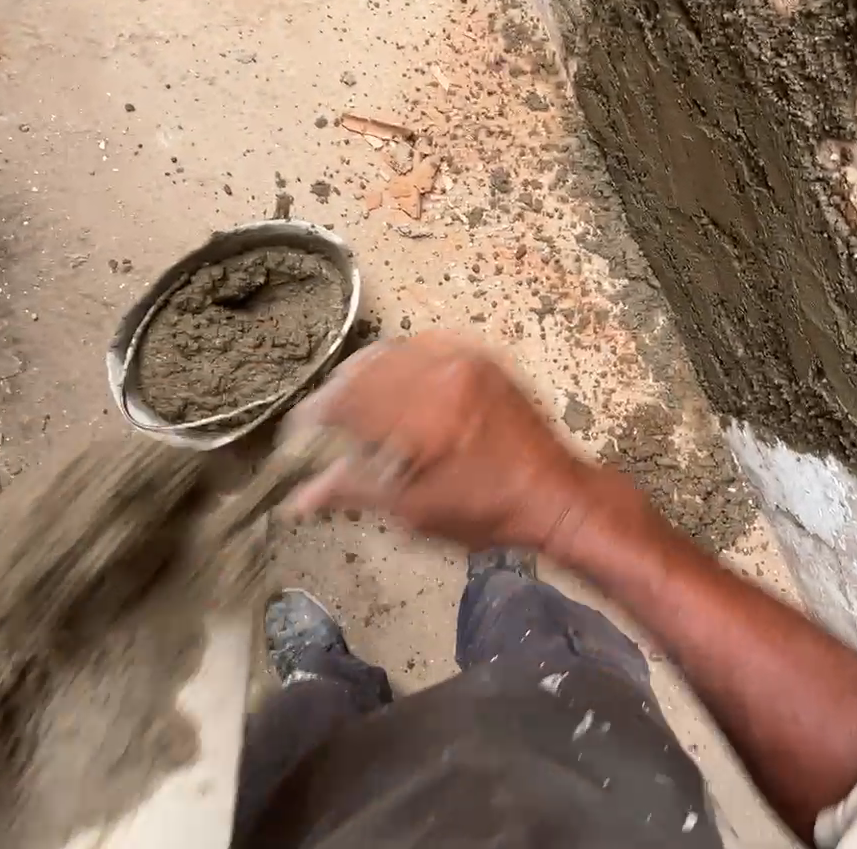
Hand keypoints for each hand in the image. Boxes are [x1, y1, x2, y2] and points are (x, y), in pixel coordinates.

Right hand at [274, 333, 643, 553]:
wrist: (554, 493)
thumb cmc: (492, 511)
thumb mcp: (417, 511)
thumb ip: (355, 492)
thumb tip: (302, 497)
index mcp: (424, 417)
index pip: (348, 399)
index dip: (316, 414)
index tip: (303, 430)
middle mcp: (444, 378)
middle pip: (366, 367)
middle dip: (339, 392)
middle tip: (329, 420)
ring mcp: (468, 363)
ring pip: (396, 349)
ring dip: (368, 373)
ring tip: (360, 404)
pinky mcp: (485, 361)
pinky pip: (431, 344)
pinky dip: (405, 360)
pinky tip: (401, 385)